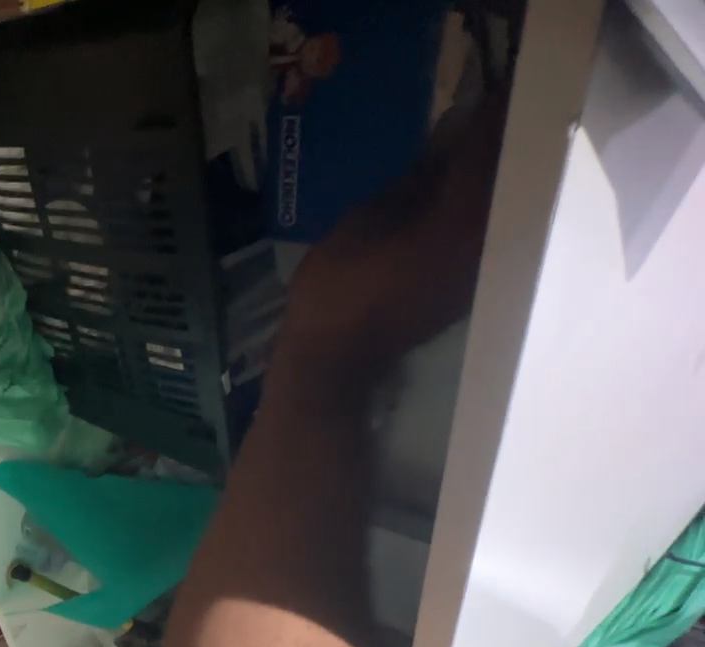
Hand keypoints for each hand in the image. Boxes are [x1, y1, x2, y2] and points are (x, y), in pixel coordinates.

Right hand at [273, 95, 508, 400]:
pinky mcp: (469, 286)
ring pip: (496, 210)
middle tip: (473, 131)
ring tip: (463, 168)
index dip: (482, 125)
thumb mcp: (352, 231)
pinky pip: (484, 236)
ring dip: (484, 188)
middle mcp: (485, 238)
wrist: (334, 361)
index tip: (482, 99)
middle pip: (501, 181)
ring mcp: (481, 266)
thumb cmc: (332, 296)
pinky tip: (452, 210)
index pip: (483, 155)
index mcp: (457, 220)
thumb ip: (400, 190)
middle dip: (489, 154)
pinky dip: (474, 217)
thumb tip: (436, 157)